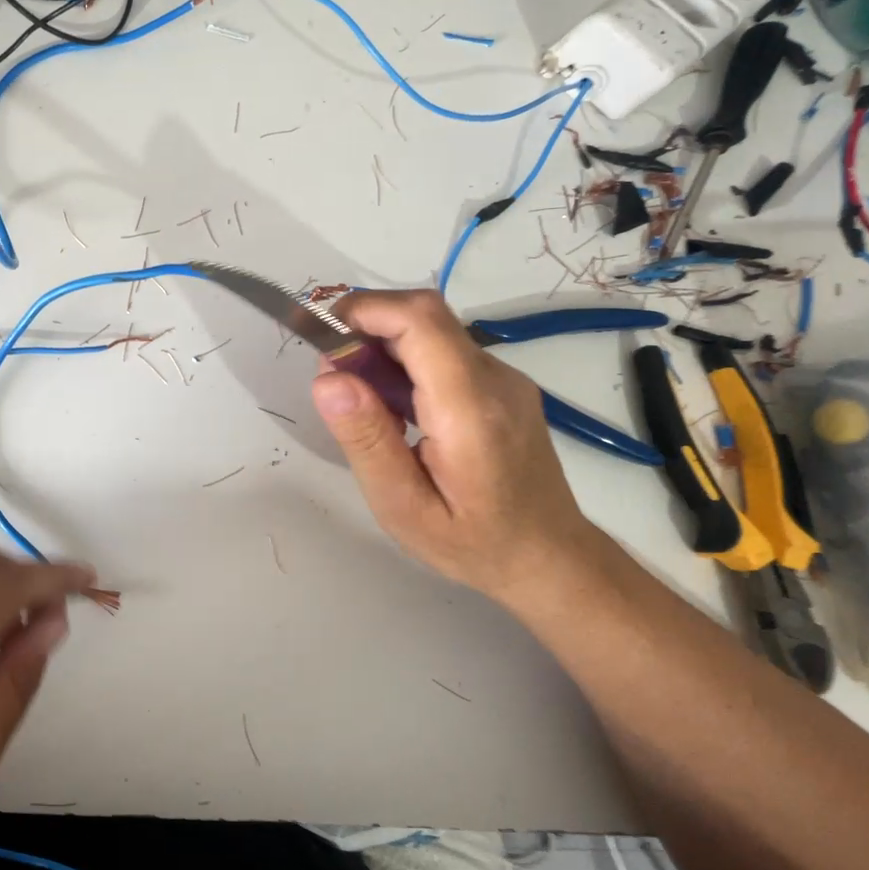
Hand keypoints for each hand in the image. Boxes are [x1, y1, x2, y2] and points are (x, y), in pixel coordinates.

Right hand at [309, 290, 598, 599]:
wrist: (549, 559)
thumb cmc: (471, 543)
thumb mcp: (402, 505)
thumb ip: (366, 439)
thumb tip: (327, 378)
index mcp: (470, 408)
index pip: (420, 321)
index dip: (364, 309)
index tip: (319, 333)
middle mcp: (494, 379)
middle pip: (425, 315)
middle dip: (365, 324)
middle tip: (330, 372)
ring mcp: (503, 380)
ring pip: (432, 331)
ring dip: (380, 346)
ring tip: (356, 400)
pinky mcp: (501, 387)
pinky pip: (443, 352)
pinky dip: (402, 362)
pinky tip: (389, 409)